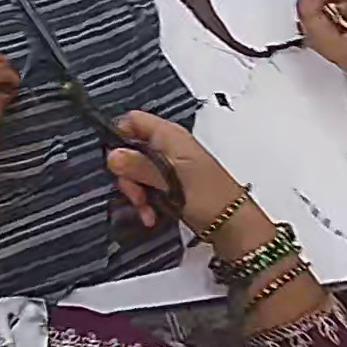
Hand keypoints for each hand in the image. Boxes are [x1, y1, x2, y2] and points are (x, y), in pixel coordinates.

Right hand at [105, 111, 247, 232]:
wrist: (233, 226)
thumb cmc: (209, 198)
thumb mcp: (171, 181)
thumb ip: (141, 166)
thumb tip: (113, 156)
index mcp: (169, 136)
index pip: (133, 120)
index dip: (118, 136)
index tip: (115, 163)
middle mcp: (167, 146)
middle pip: (130, 150)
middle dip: (127, 175)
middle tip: (135, 195)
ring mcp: (168, 166)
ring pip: (136, 172)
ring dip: (136, 193)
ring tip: (145, 210)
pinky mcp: (170, 185)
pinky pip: (146, 188)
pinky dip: (145, 202)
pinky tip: (150, 216)